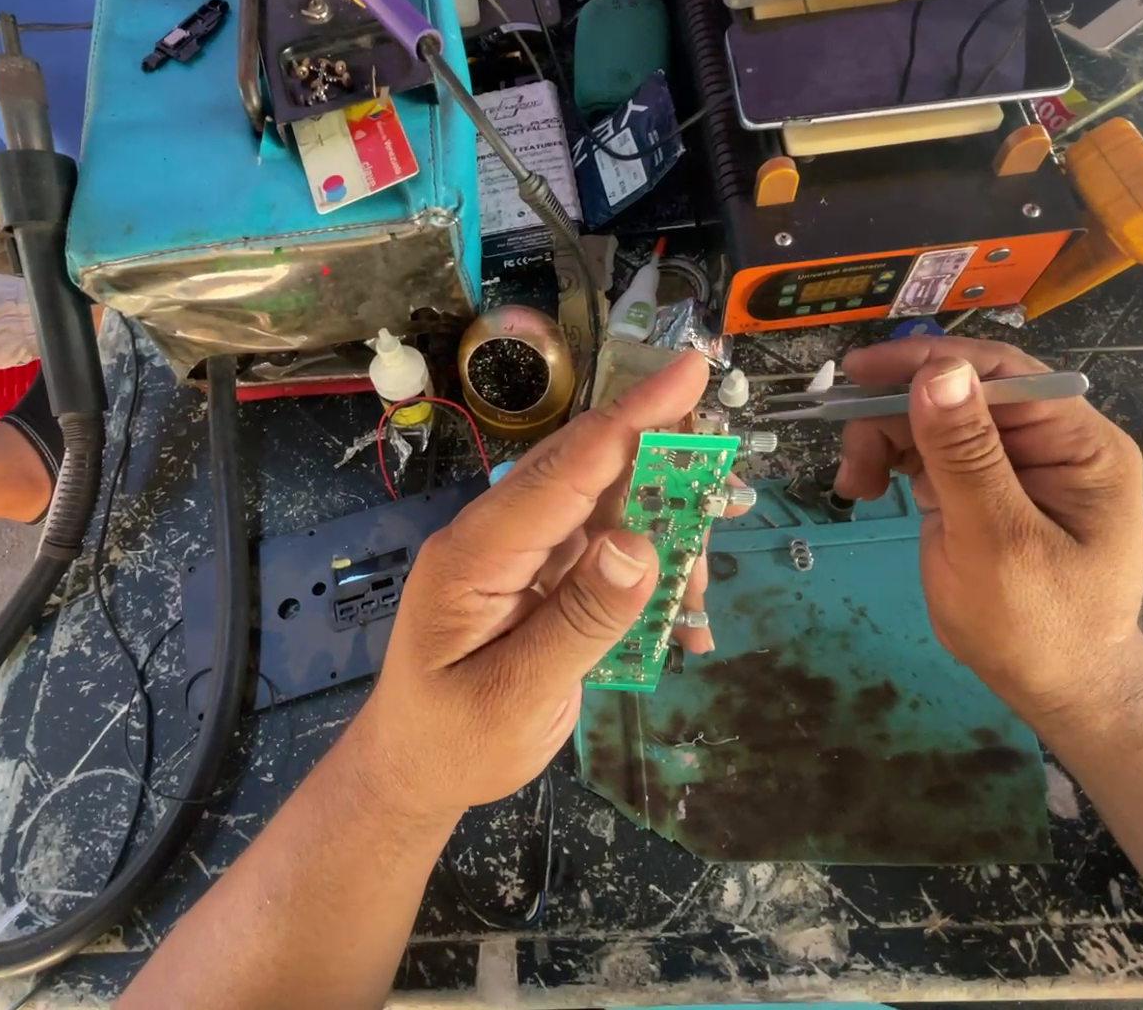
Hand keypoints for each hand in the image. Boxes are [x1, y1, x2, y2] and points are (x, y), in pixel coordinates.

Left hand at [347, 352, 710, 815]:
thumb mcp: (515, 695)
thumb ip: (579, 620)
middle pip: (589, 475)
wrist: (415, 771)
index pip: (564, 470)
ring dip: (666, 534)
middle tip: (727, 481)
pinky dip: (650, 579)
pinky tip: (681, 620)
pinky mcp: (541, 582)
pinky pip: (605, 560)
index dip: (631, 419)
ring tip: (704, 579)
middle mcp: (499, 538)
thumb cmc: (451, 741)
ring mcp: (521, 558)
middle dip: (663, 466)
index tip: (690, 371)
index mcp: (477, 551)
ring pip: (606, 515)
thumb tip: (639, 545)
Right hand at [835, 337, 1142, 726]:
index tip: (860, 372)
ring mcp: (1002, 464)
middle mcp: (1041, 442)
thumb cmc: (1038, 622)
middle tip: (849, 452)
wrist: (1049, 684)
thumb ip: (965, 455)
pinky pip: (918, 452)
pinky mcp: (968, 486)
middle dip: (893, 410)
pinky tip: (865, 488)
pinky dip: (883, 461)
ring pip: (926, 419)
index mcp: (1075, 443)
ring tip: (856, 484)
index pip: (1000, 375)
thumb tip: (937, 372)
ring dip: (880, 440)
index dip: (929, 364)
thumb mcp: (997, 539)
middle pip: (956, 392)